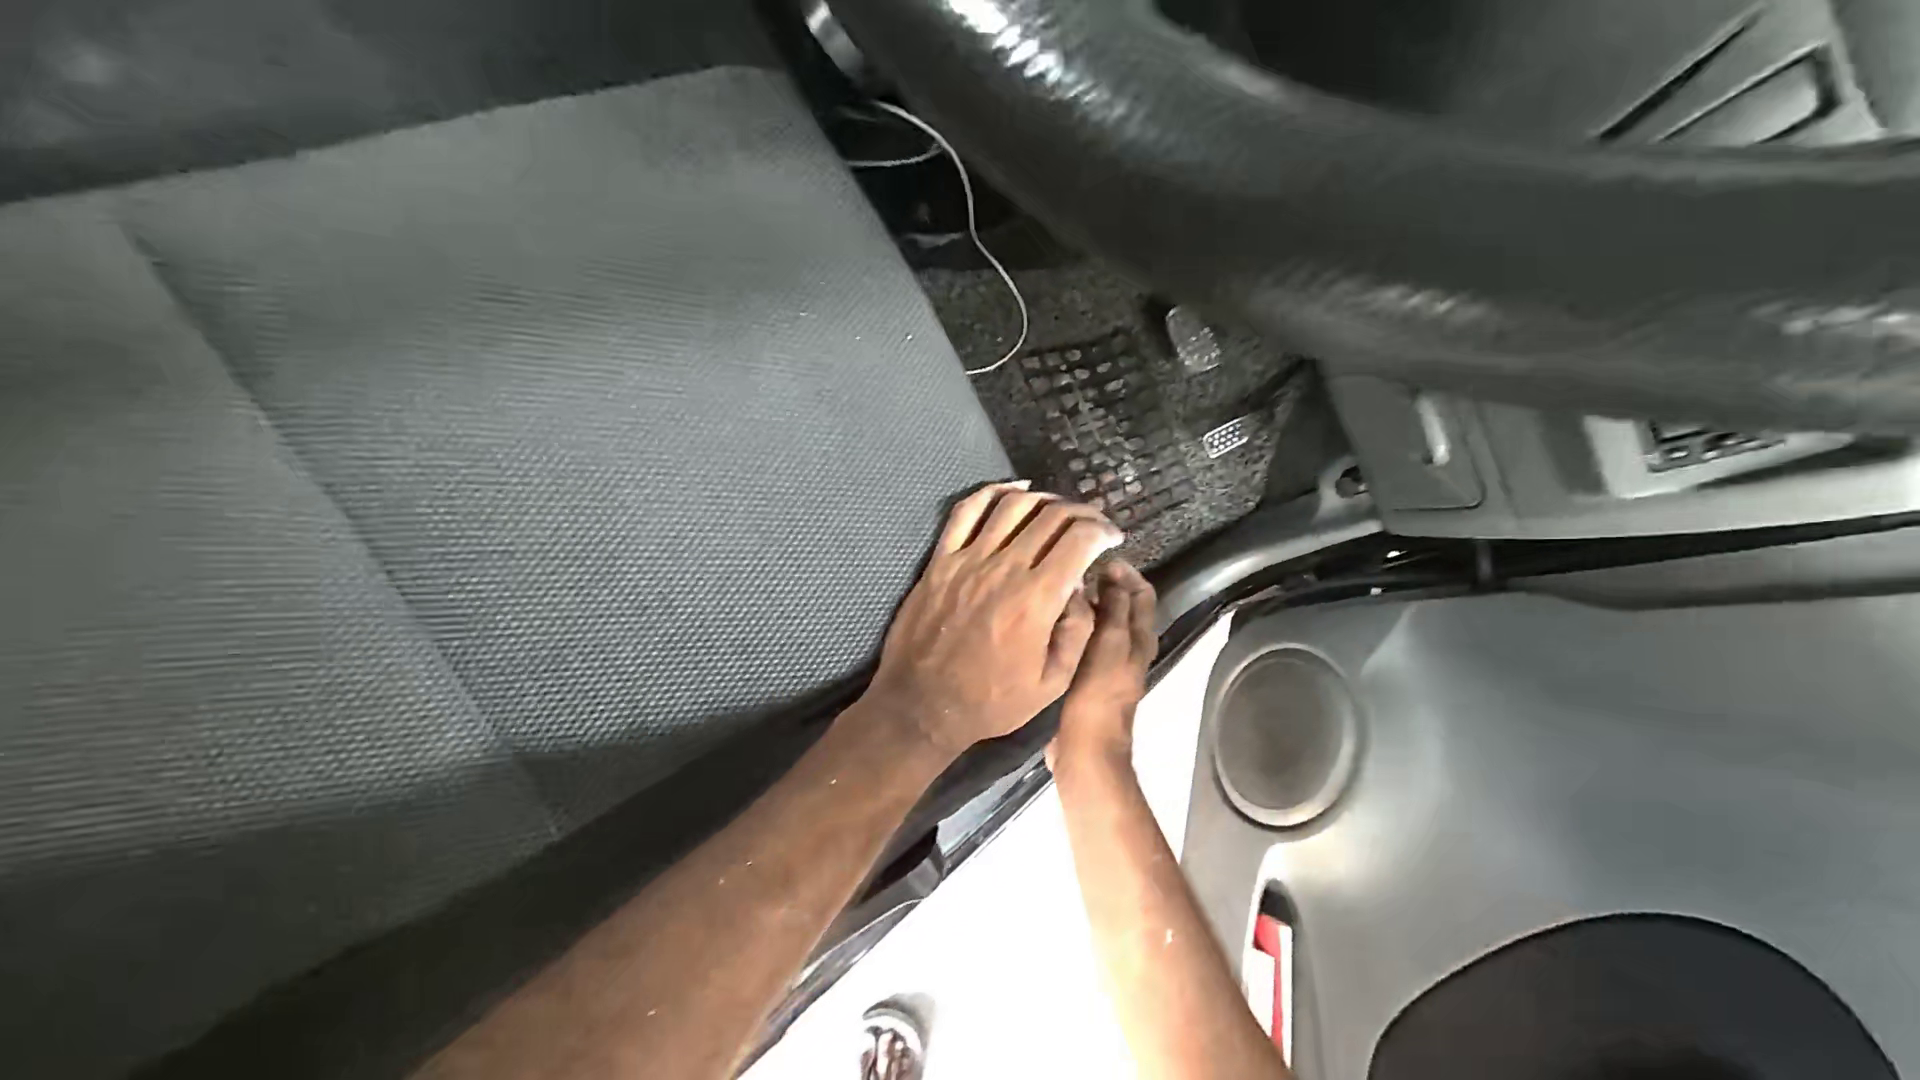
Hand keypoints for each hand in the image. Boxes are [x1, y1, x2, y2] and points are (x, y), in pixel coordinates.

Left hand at [862, 482, 1123, 759]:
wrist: (922, 704)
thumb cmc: (991, 701)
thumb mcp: (1052, 684)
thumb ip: (1078, 633)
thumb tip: (1082, 589)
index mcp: (1036, 599)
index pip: (1079, 540)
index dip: (1103, 530)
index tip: (1112, 537)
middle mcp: (1004, 568)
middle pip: (1051, 516)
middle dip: (1081, 511)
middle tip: (1092, 521)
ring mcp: (968, 560)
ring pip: (1012, 505)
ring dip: (1043, 498)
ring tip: (1058, 508)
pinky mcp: (940, 560)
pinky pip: (965, 511)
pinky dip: (992, 491)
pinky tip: (1012, 490)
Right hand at [1050, 559, 1157, 768]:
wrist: (1086, 746)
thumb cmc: (1098, 692)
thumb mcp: (1109, 643)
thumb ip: (1114, 608)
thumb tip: (1114, 573)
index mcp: (1139, 639)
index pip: (1142, 594)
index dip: (1127, 573)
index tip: (1100, 558)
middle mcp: (1129, 649)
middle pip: (1125, 609)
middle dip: (1108, 586)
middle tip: (1078, 571)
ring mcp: (1110, 665)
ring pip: (1106, 625)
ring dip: (1092, 606)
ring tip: (1065, 591)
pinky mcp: (1091, 678)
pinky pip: (1088, 643)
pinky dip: (1079, 627)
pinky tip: (1057, 626)